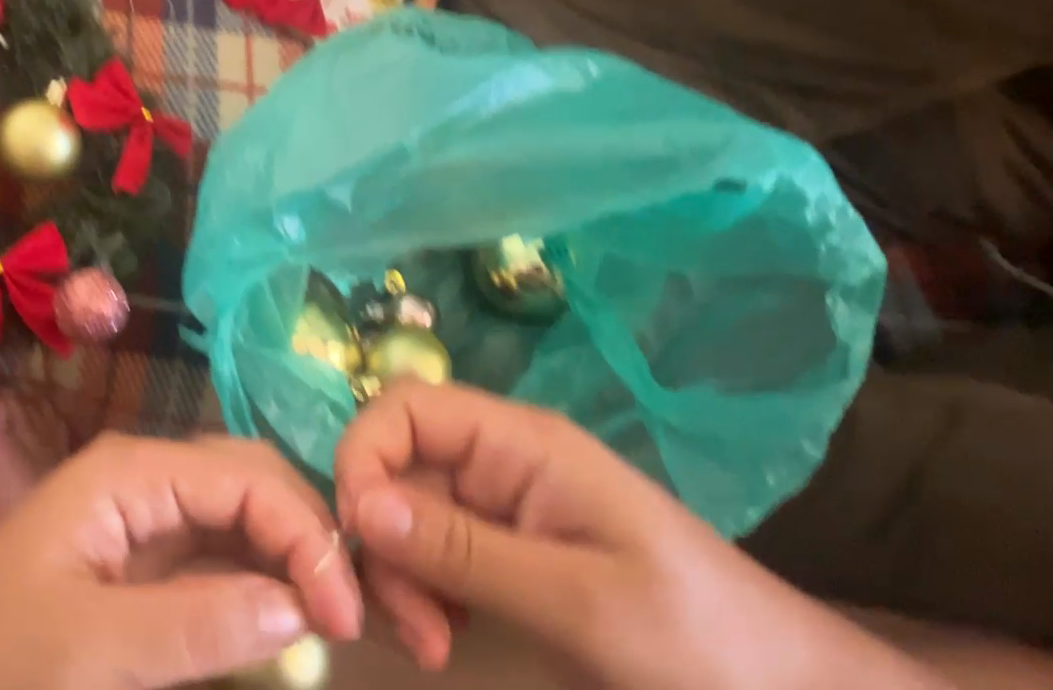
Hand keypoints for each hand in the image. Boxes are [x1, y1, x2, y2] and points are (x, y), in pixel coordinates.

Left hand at [0, 433, 363, 689]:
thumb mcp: (89, 646)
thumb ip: (196, 622)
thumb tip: (300, 605)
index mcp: (130, 471)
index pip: (245, 477)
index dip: (306, 534)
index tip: (346, 612)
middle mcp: (143, 477)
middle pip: (250, 479)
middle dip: (307, 529)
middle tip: (352, 608)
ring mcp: (142, 516)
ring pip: (239, 513)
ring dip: (291, 551)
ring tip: (334, 608)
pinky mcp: (141, 559)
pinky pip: (215, 553)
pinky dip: (258, 577)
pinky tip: (286, 610)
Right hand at [336, 381, 946, 688]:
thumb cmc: (695, 636)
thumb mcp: (577, 599)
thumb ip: (463, 550)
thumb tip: (359, 505)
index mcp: (518, 442)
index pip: (404, 408)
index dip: (363, 455)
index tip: (356, 536)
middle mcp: (498, 461)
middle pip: (396, 468)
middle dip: (381, 539)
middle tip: (409, 625)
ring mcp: (499, 507)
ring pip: (404, 516)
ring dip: (398, 576)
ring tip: (431, 643)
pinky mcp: (502, 550)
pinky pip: (431, 553)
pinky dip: (420, 592)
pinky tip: (442, 636)